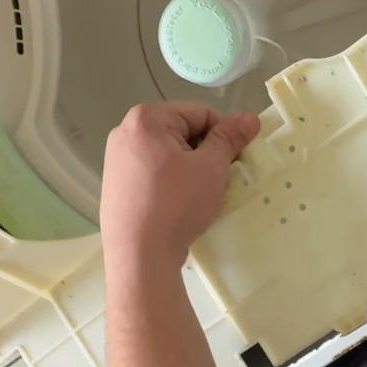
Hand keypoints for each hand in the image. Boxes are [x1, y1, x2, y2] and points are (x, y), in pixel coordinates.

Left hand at [100, 102, 261, 277]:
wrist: (139, 253)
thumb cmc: (177, 204)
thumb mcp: (211, 169)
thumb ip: (229, 139)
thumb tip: (250, 117)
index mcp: (148, 118)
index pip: (200, 113)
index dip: (224, 135)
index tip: (236, 162)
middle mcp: (126, 131)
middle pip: (181, 132)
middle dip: (205, 153)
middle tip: (219, 182)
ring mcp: (117, 159)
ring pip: (167, 155)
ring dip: (189, 170)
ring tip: (199, 197)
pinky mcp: (117, 185)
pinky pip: (153, 174)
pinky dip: (171, 184)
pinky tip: (178, 206)